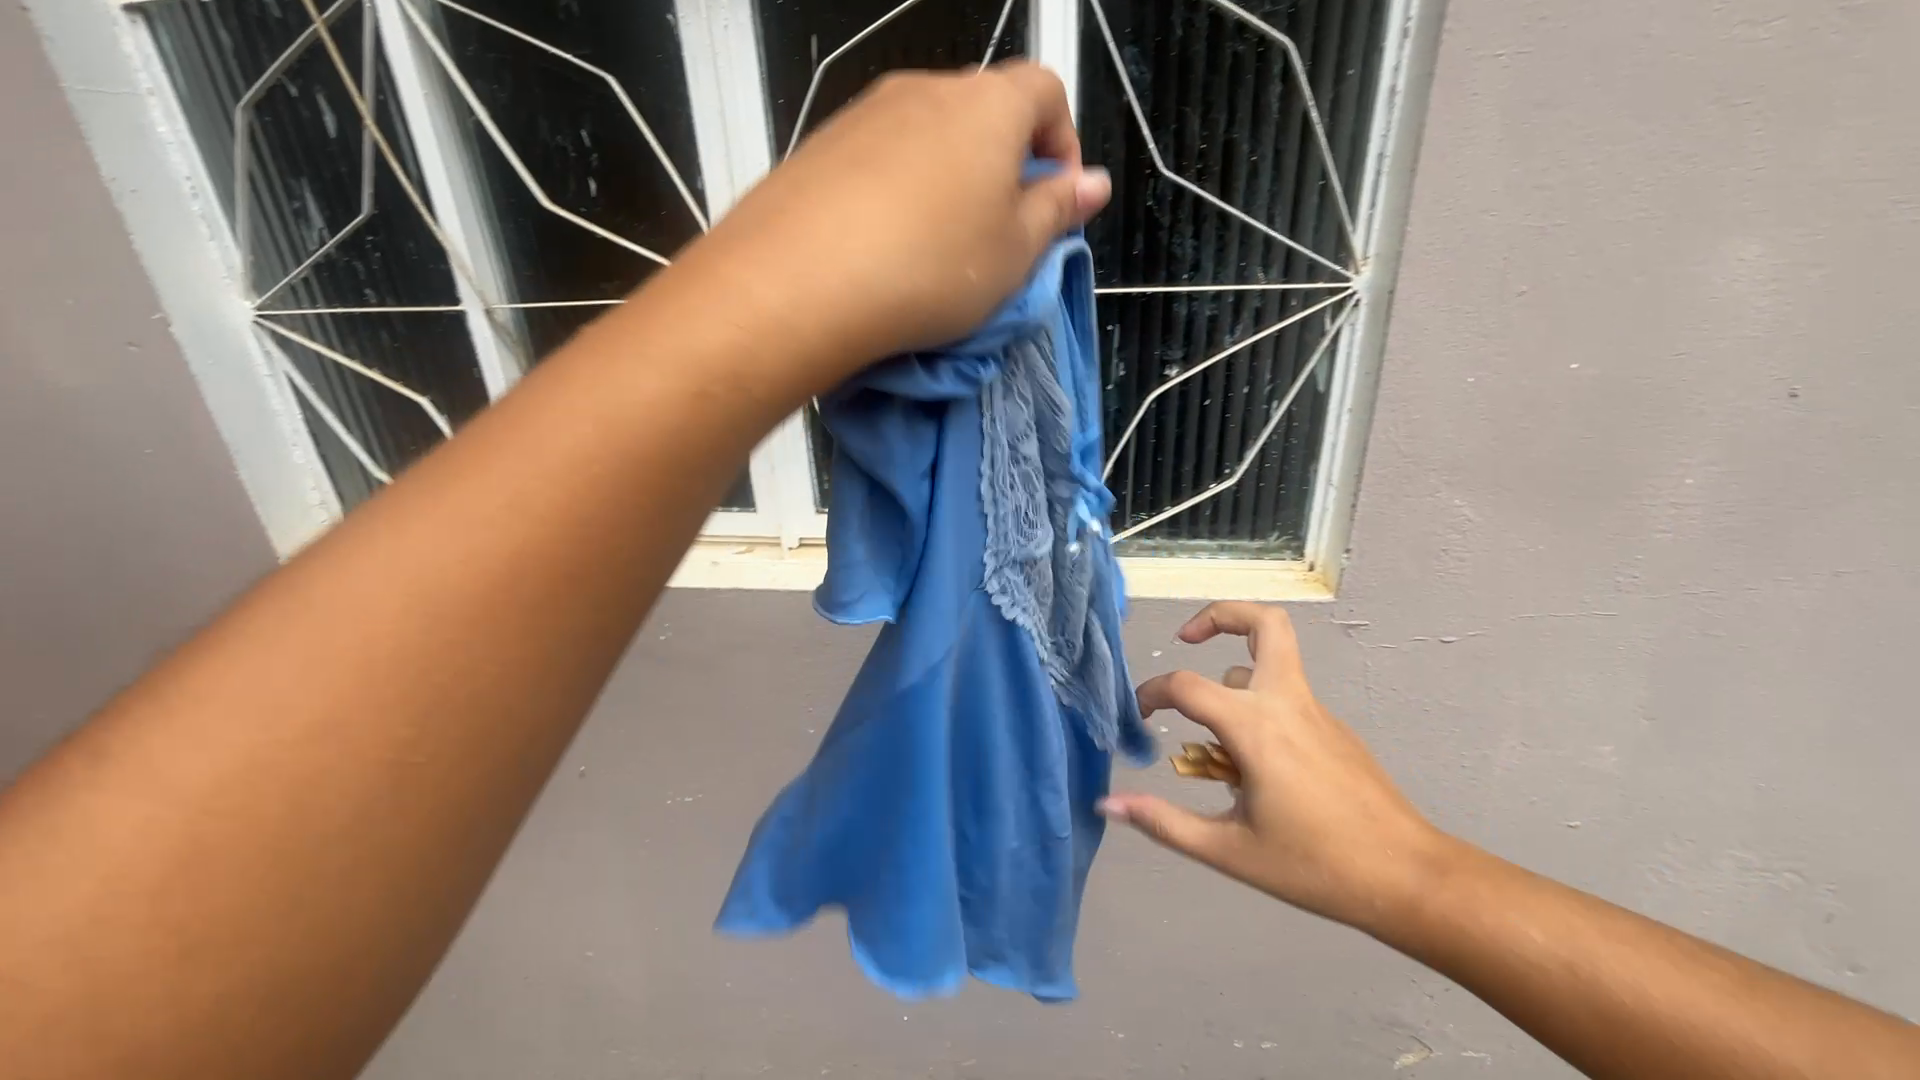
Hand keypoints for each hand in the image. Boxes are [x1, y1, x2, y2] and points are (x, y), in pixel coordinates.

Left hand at [662, 62, 1110, 395]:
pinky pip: (877, 160)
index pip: (1045, 91)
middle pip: (982, 111)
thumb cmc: (931, 267)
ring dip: (948, 180)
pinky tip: (884, 246)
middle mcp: (925, 90)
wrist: (797, 284)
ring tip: (938, 248)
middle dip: (1004, 164)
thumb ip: (1057, 212)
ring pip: (927, 136)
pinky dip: (896, 192)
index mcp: (988, 105)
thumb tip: (1092, 183)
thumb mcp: (1014, 253)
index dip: (1063, 142)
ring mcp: (864, 114)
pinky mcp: (818, 147)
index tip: (1057, 200)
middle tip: (999, 232)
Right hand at [1099, 602, 1449, 933]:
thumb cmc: (1315, 866)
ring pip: (1272, 662)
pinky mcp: (1335, 729)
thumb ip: (1164, 822)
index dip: (1151, 692)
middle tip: (1187, 638)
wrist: (1409, 878)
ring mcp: (1317, 712)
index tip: (1140, 717)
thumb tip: (1108, 805)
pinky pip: (1287, 698)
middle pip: (1263, 622)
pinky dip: (1259, 711)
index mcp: (1256, 728)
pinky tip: (1256, 773)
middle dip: (1220, 615)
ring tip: (1218, 743)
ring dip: (1236, 678)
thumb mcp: (1228, 851)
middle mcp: (1287, 703)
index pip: (1186, 686)